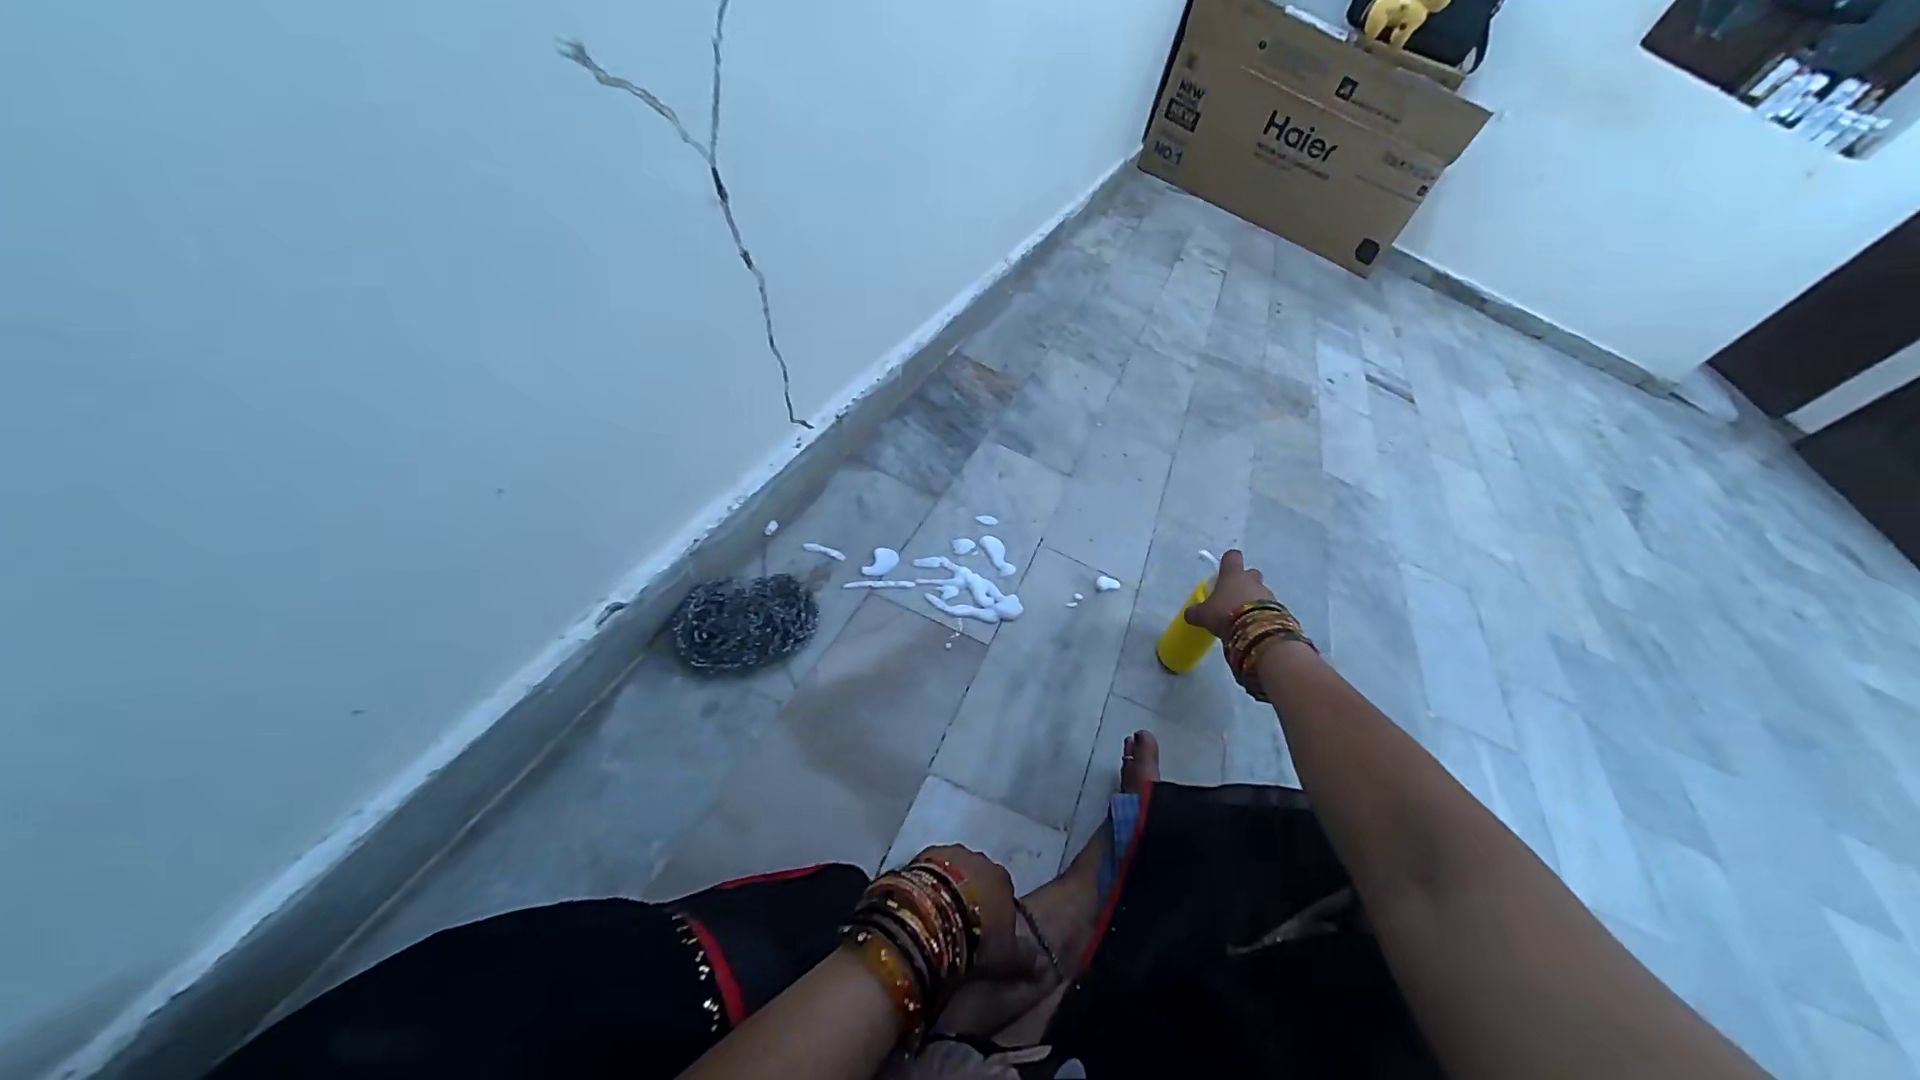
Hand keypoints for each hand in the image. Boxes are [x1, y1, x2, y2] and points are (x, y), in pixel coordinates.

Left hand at [910, 845, 1020, 975]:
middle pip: (979, 875)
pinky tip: (922, 899)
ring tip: (939, 911)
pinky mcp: (926, 853)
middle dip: (972, 892)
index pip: (1004, 890)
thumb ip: (1025, 956)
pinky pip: (930, 866)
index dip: (995, 908)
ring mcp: (952, 853)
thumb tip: (1043, 962)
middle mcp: (981, 860)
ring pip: (954, 868)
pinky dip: (928, 880)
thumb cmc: (977, 937)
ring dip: (950, 885)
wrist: (936, 917)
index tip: (984, 927)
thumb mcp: (1007, 956)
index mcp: (1003, 880)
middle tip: (960, 919)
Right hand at [1182, 549, 1274, 638]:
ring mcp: (1267, 594)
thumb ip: (1195, 612)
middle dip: (1244, 582)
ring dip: (1252, 601)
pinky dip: (1261, 614)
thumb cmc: (1225, 614)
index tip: (1223, 572)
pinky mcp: (1278, 609)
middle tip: (1233, 597)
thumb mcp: (1203, 614)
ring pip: (1260, 592)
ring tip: (1241, 617)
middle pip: (1250, 574)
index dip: (1227, 563)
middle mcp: (1252, 580)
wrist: (1257, 631)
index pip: (1232, 556)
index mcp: (1233, 574)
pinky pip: (1268, 607)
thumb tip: (1190, 613)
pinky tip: (1252, 625)